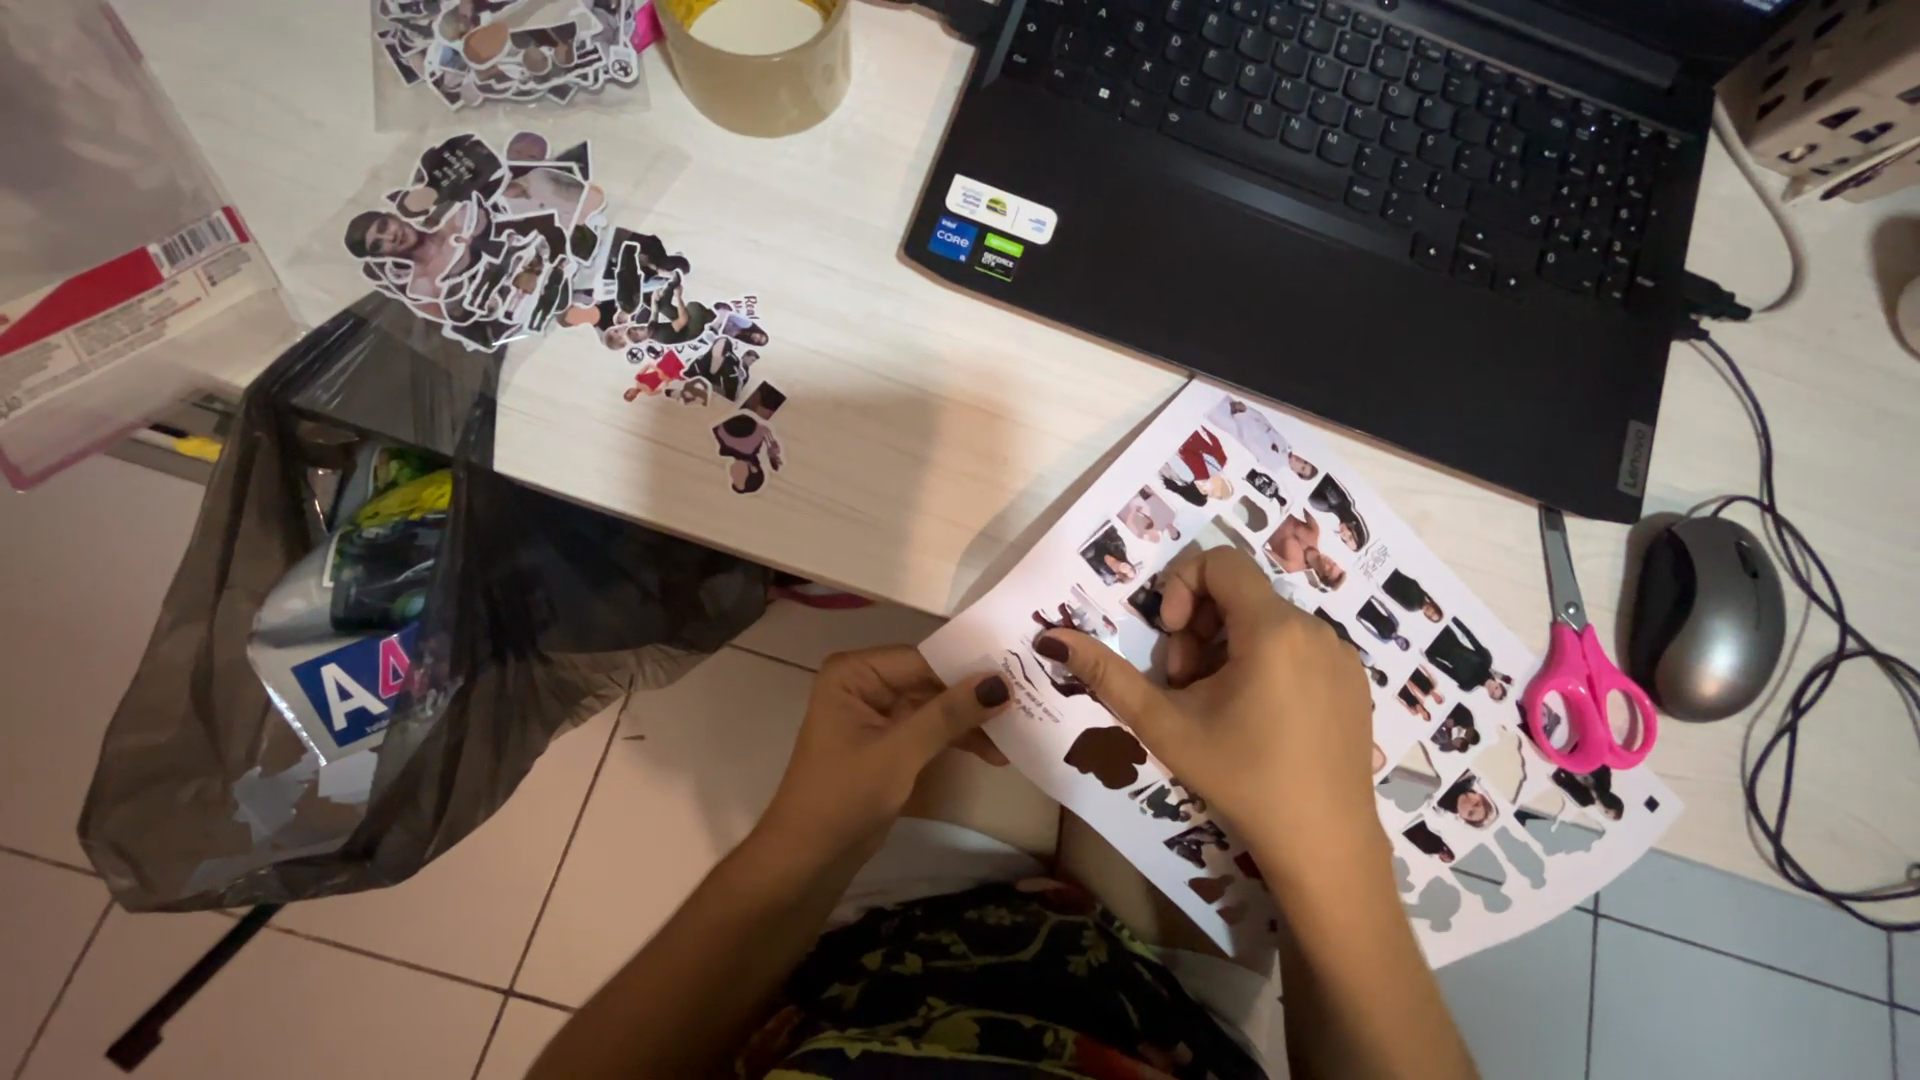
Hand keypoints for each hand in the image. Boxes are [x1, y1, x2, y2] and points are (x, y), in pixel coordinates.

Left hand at [758, 647, 1010, 858]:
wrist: (810, 858)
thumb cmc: (843, 797)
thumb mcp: (900, 753)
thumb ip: (949, 714)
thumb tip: (1000, 682)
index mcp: (855, 673)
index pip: (922, 658)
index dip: (969, 666)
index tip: (1019, 672)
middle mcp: (866, 683)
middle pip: (932, 679)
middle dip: (975, 695)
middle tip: (1029, 699)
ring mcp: (879, 712)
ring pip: (937, 705)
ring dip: (972, 720)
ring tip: (1019, 731)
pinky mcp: (890, 741)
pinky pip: (932, 728)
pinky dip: (959, 739)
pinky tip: (995, 752)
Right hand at [1036, 547, 1376, 875]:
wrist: (1323, 844)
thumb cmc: (1239, 778)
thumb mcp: (1164, 725)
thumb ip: (1107, 675)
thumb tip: (1052, 638)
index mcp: (1272, 629)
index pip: (1220, 562)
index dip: (1182, 586)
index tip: (1170, 637)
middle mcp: (1314, 628)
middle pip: (1239, 594)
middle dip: (1199, 628)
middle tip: (1186, 684)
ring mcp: (1340, 654)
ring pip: (1265, 621)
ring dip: (1227, 648)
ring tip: (1217, 705)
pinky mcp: (1353, 679)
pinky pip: (1296, 645)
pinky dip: (1263, 663)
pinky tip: (1257, 716)